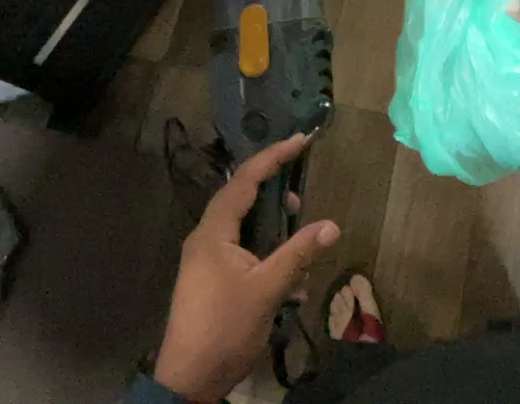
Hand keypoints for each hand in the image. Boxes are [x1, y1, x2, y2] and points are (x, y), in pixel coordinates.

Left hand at [153, 134, 340, 400]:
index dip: (273, 156)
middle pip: (242, 200)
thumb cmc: (224, 328)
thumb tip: (332, 225)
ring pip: (244, 229)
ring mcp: (207, 260)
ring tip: (299, 240)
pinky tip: (291, 283)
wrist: (188, 382)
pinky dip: (266, 257)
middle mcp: (206, 238)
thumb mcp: (267, 289)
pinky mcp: (212, 281)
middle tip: (300, 201)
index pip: (245, 180)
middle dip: (274, 195)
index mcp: (213, 231)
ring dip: (273, 231)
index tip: (300, 140)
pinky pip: (243, 253)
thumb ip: (298, 254)